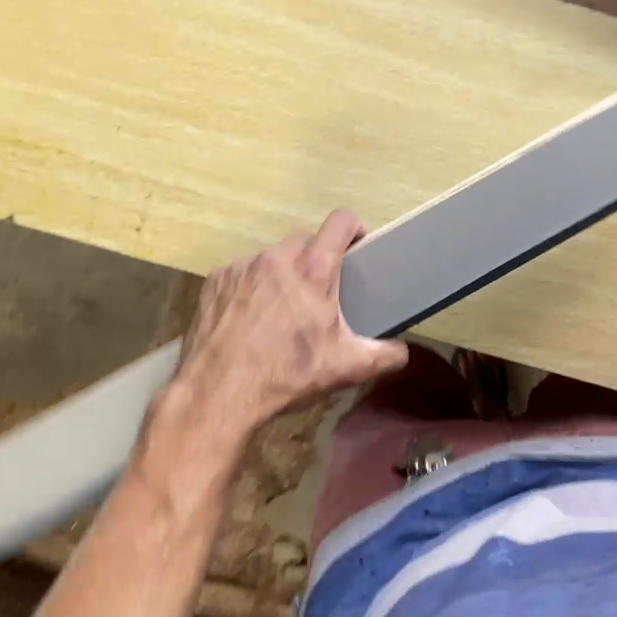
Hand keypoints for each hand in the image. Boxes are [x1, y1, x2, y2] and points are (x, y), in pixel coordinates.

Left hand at [172, 210, 407, 439]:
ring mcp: (241, 267)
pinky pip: (243, 273)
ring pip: (273, 258)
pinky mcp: (215, 281)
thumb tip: (401, 350)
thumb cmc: (287, 375)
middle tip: (321, 293)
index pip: (341, 221)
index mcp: (314, 270)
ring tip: (282, 310)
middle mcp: (276, 258)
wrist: (218, 395)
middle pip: (306, 240)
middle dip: (318, 259)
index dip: (354, 229)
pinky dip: (252, 288)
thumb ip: (386, 355)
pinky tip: (250, 319)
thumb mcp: (348, 368)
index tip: (356, 249)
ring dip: (283, 274)